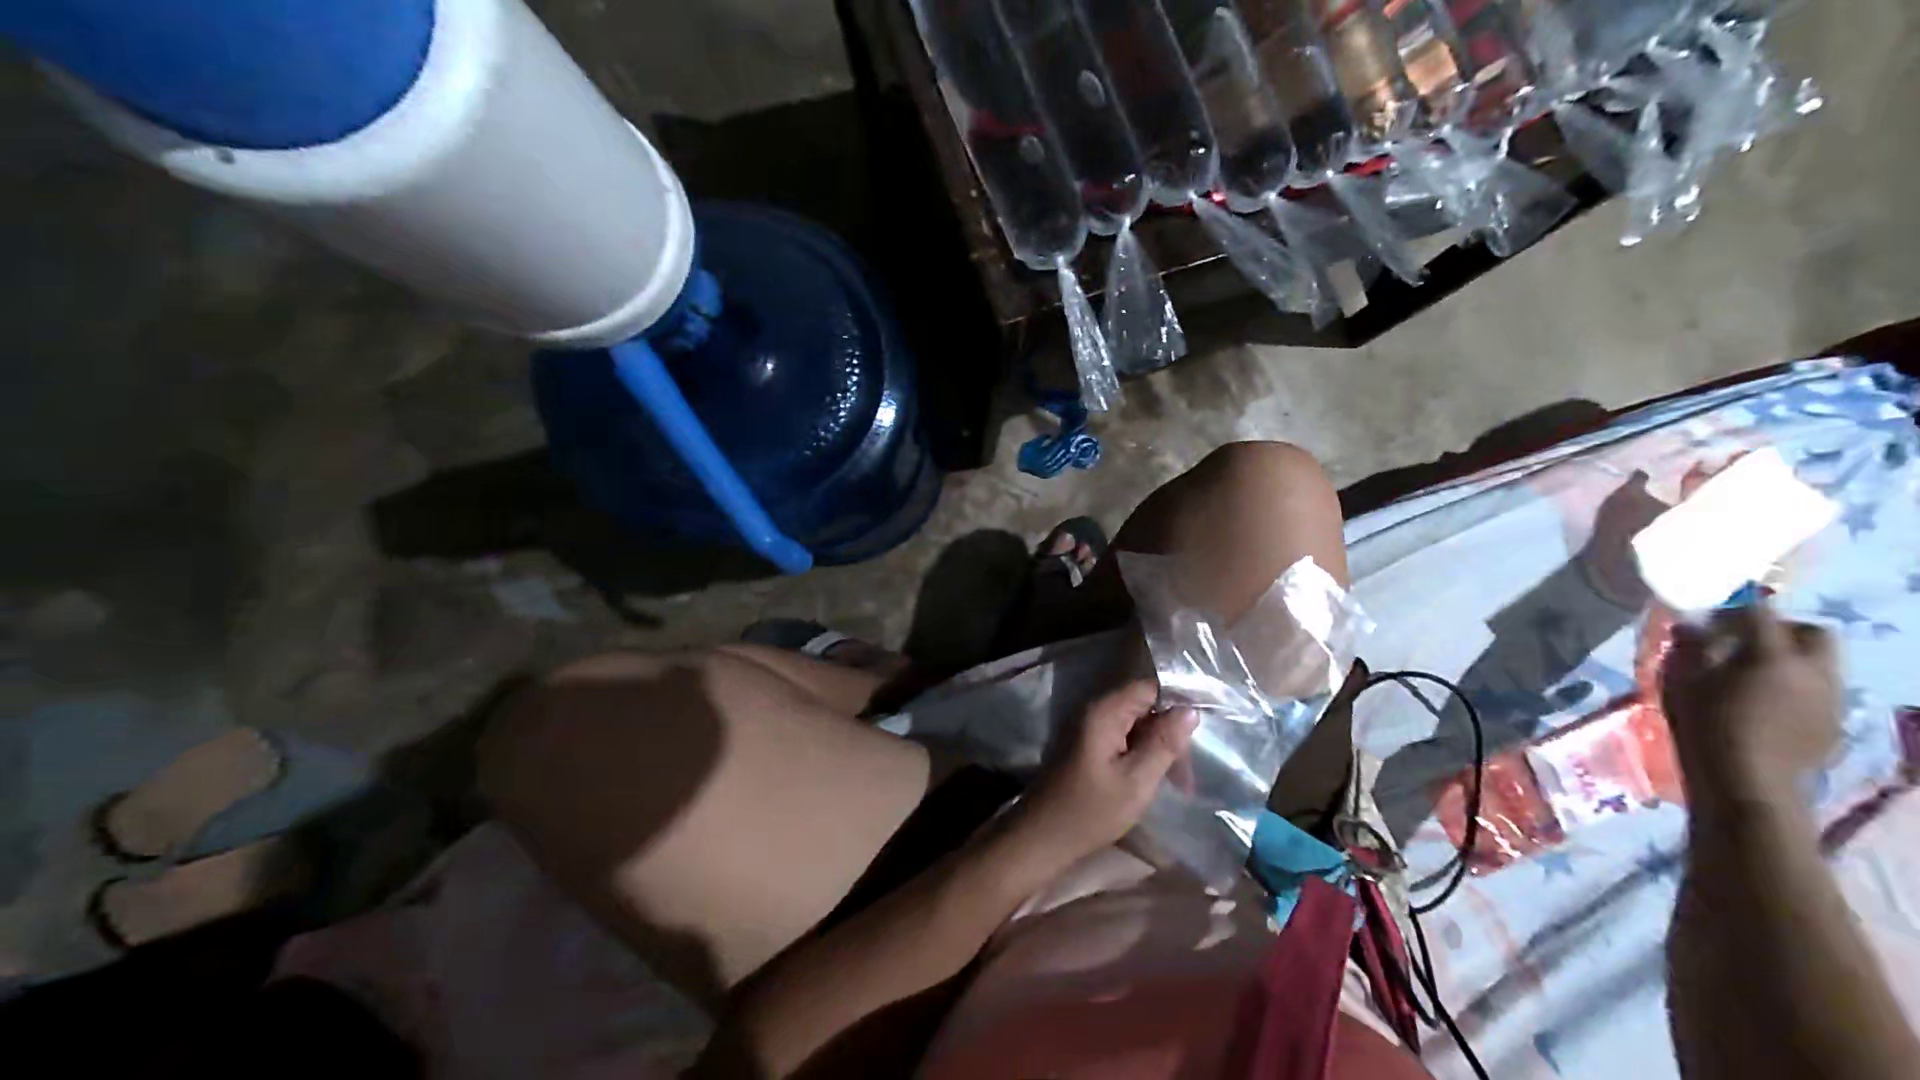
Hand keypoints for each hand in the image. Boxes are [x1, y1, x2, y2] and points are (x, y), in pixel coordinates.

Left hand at [1010, 679, 1197, 865]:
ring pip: (1137, 725)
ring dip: (1160, 747)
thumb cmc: (1090, 811)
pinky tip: (1158, 779)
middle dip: (1171, 732)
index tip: (1205, 728)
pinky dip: (1144, 754)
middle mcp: (1096, 712)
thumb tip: (1190, 711)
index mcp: (1105, 712)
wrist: (1043, 837)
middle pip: (1145, 706)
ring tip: (1179, 783)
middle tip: (1189, 773)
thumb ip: (1164, 743)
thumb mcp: (1136, 780)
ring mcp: (1091, 729)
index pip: (1149, 687)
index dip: (1179, 701)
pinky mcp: (1090, 747)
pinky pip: (1125, 739)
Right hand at [1661, 601, 1840, 802]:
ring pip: (1820, 662)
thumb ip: (1689, 648)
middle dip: (1781, 629)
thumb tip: (1690, 626)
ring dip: (1790, 658)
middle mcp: (1814, 671)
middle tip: (1742, 640)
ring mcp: (1830, 698)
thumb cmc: (1704, 725)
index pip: (1761, 612)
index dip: (1735, 606)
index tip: (1711, 611)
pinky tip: (1764, 701)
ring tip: (1751, 672)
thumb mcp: (1680, 681)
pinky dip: (1794, 685)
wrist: (1745, 782)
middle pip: (1812, 633)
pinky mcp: (1832, 721)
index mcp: (1773, 656)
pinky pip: (1818, 689)